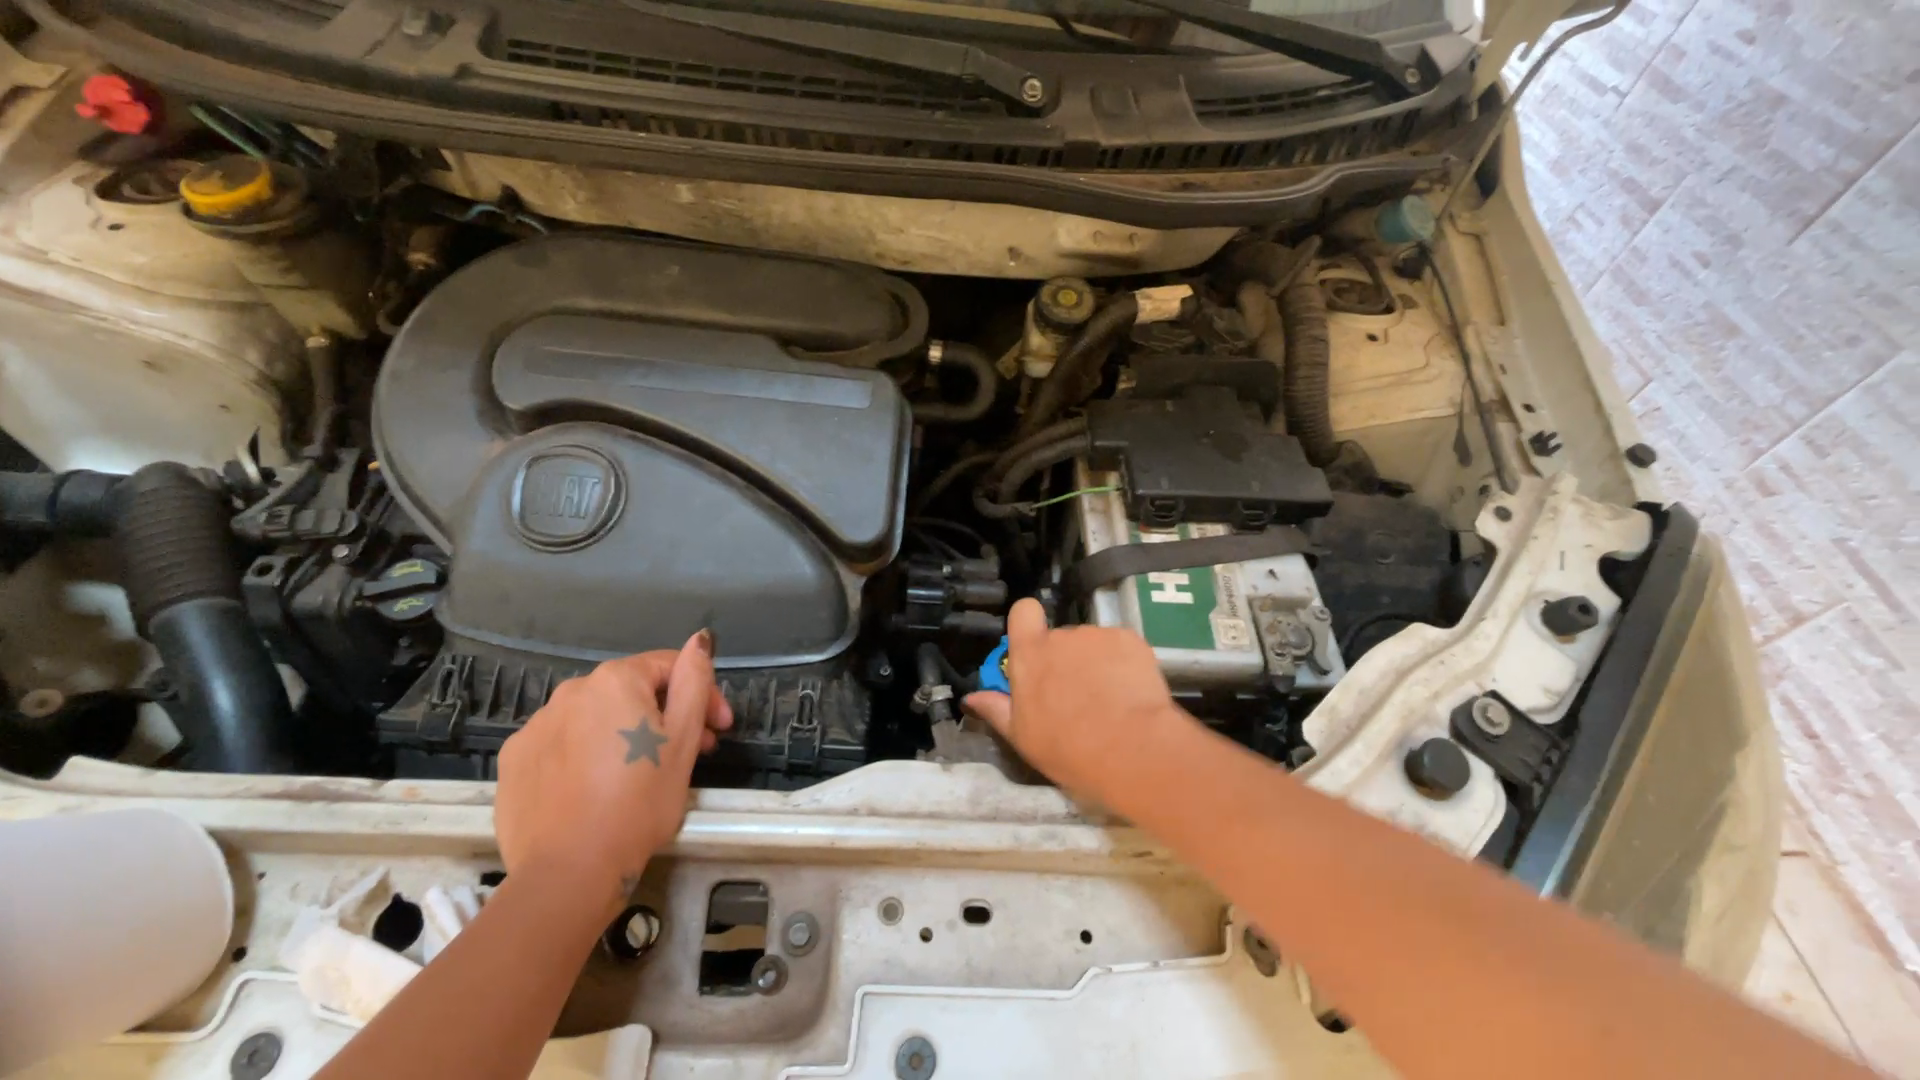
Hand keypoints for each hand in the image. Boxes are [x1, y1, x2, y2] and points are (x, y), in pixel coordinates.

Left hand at [494, 631, 732, 909]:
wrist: (569, 871)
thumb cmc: (639, 803)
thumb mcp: (682, 741)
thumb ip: (694, 682)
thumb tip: (700, 639)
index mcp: (616, 680)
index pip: (669, 667)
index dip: (702, 695)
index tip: (719, 731)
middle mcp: (571, 691)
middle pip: (631, 692)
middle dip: (665, 716)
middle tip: (691, 755)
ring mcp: (536, 725)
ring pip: (594, 718)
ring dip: (625, 734)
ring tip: (641, 775)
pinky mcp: (513, 760)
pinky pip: (561, 744)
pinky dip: (584, 755)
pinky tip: (596, 788)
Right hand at [963, 598, 1190, 802]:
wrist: (1131, 751)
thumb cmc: (1068, 748)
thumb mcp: (1022, 737)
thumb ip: (996, 709)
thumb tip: (971, 697)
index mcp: (1030, 654)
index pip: (1023, 612)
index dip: (1028, 624)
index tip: (1035, 649)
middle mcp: (1062, 636)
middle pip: (1060, 638)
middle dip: (1066, 660)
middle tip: (1076, 695)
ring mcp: (1098, 635)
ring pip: (1092, 644)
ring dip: (1095, 663)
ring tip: (1107, 699)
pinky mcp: (1131, 640)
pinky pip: (1120, 648)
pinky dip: (1122, 664)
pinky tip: (1129, 693)